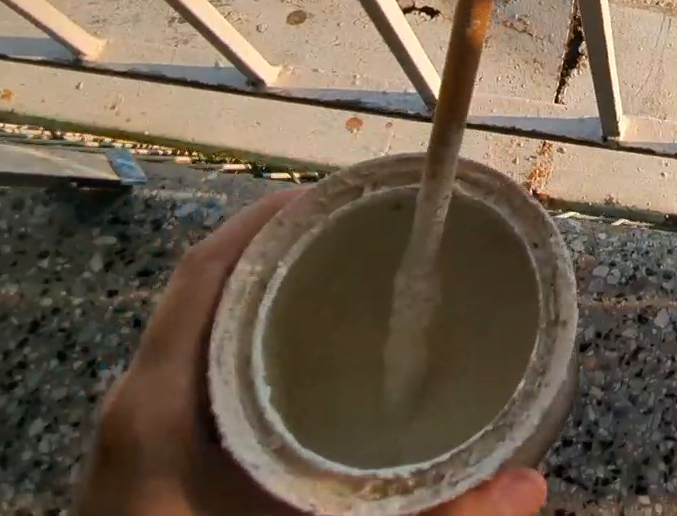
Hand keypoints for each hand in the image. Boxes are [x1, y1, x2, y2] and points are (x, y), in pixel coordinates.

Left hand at [77, 190, 547, 515]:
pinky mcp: (153, 444)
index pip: (210, 270)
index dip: (272, 216)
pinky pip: (203, 350)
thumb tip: (534, 488)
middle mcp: (142, 398)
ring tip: (350, 260)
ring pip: (206, 313)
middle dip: (290, 238)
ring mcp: (143, 420)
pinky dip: (254, 320)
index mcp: (163, 405)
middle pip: (214, 279)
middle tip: (372, 222)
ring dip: (271, 276)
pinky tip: (312, 337)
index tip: (345, 190)